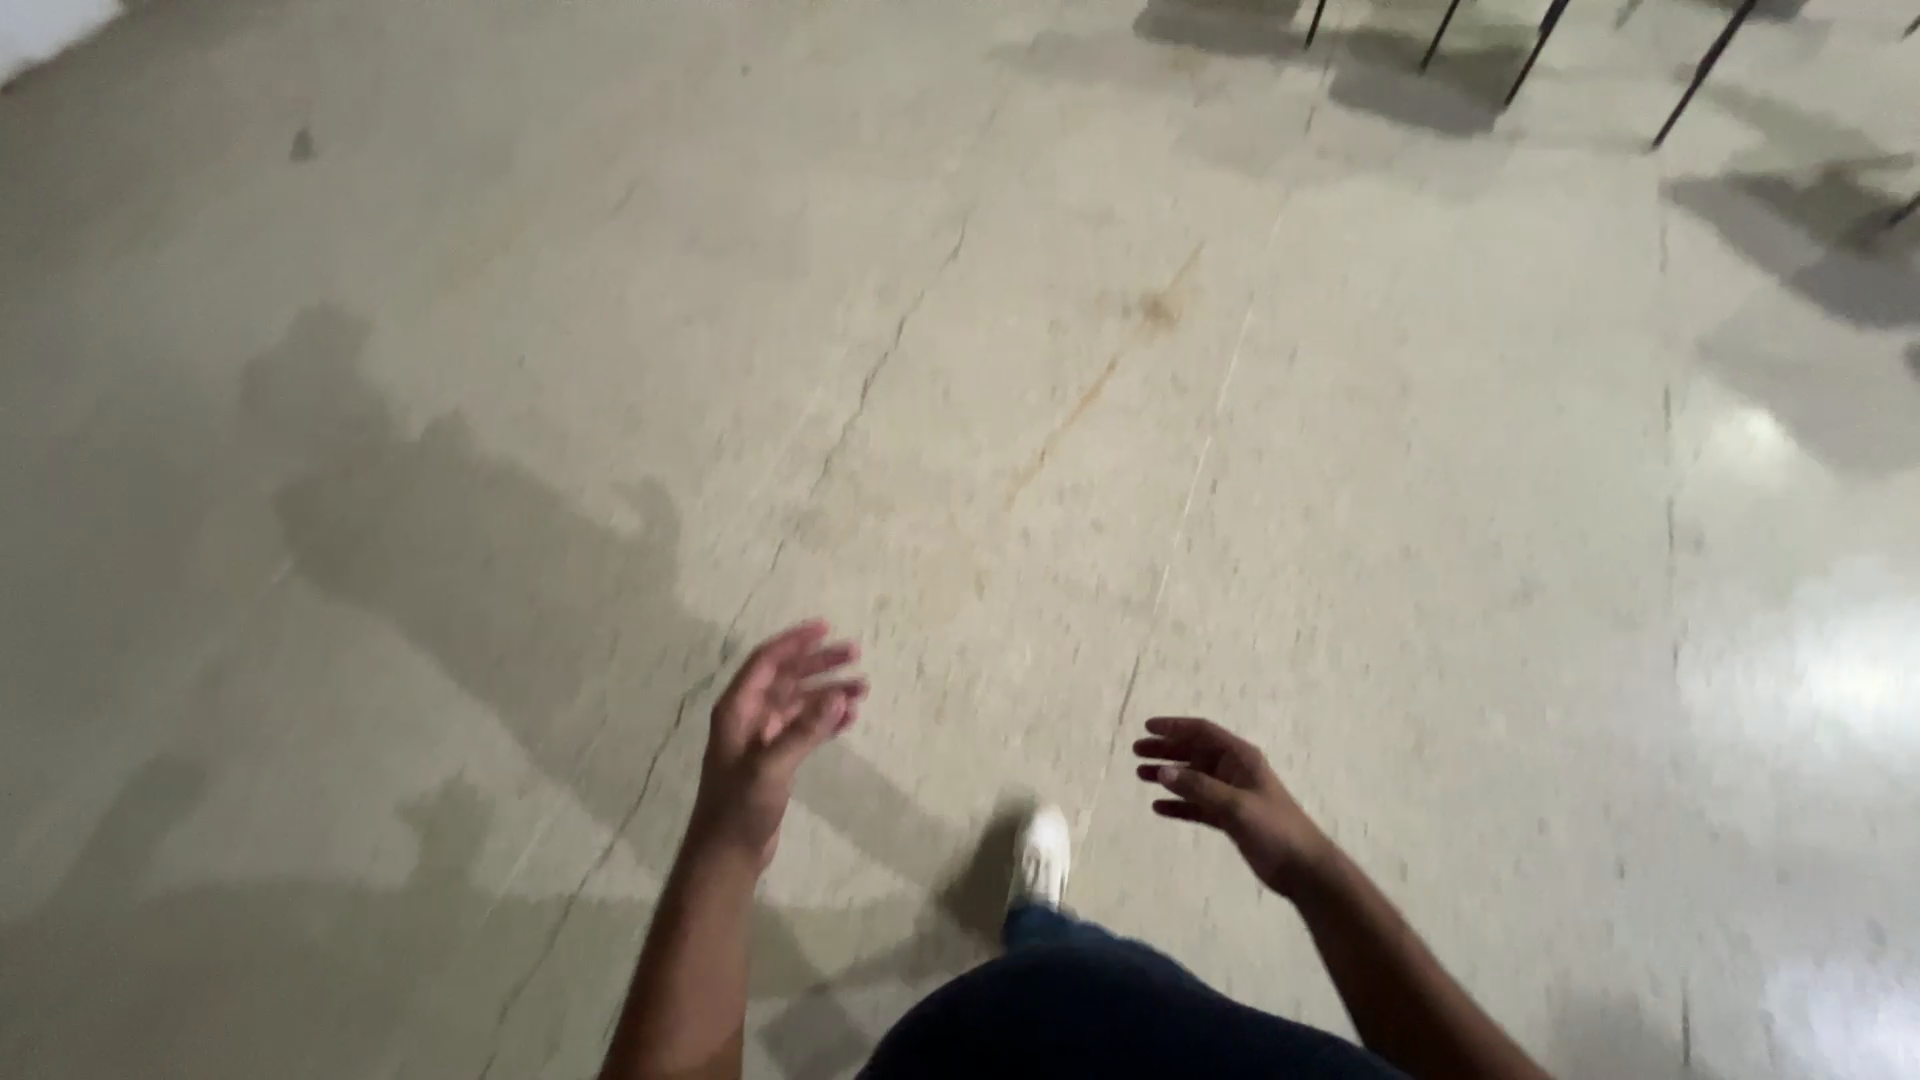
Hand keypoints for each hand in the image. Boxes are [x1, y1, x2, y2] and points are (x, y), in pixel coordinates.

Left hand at [688, 619, 867, 870]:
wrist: (726, 854)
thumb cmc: (739, 807)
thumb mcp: (771, 767)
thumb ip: (805, 730)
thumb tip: (841, 696)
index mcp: (737, 709)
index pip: (767, 661)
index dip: (794, 641)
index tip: (825, 627)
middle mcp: (749, 716)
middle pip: (787, 677)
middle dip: (820, 664)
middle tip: (855, 654)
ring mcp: (763, 737)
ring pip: (800, 702)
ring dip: (828, 692)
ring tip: (863, 687)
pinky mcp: (777, 757)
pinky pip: (806, 727)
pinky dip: (826, 720)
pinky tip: (850, 719)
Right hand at [1134, 716, 1334, 896]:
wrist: (1304, 869)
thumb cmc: (1275, 828)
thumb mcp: (1235, 805)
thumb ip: (1198, 787)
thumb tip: (1163, 771)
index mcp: (1240, 757)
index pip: (1202, 732)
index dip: (1175, 727)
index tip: (1147, 727)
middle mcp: (1233, 770)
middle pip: (1193, 752)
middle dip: (1165, 750)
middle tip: (1137, 752)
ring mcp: (1230, 794)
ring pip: (1192, 778)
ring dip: (1168, 776)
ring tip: (1140, 776)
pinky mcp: (1229, 818)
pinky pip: (1197, 805)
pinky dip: (1178, 804)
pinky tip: (1159, 808)